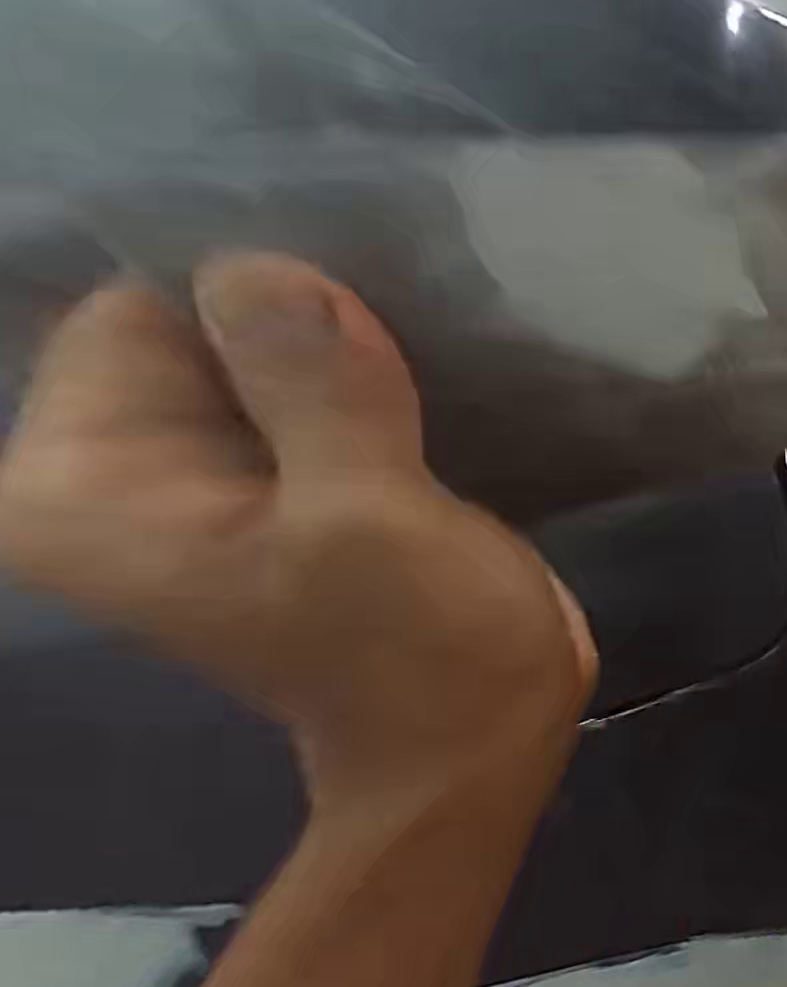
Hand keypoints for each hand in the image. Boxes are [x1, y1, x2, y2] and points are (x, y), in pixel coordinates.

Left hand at [0, 251, 596, 805]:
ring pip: (294, 374)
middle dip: (315, 312)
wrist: (485, 732)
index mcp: (101, 484)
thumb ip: (318, 397)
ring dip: (367, 346)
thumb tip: (278, 270)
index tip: (367, 254)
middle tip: (427, 281)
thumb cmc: (422, 647)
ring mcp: (257, 489)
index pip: (139, 319)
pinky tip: (458, 369)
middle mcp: (158, 478)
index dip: (250, 282)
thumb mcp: (368, 523)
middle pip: (215, 342)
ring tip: (451, 318)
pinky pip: (346, 412)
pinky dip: (395, 384)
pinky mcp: (338, 496)